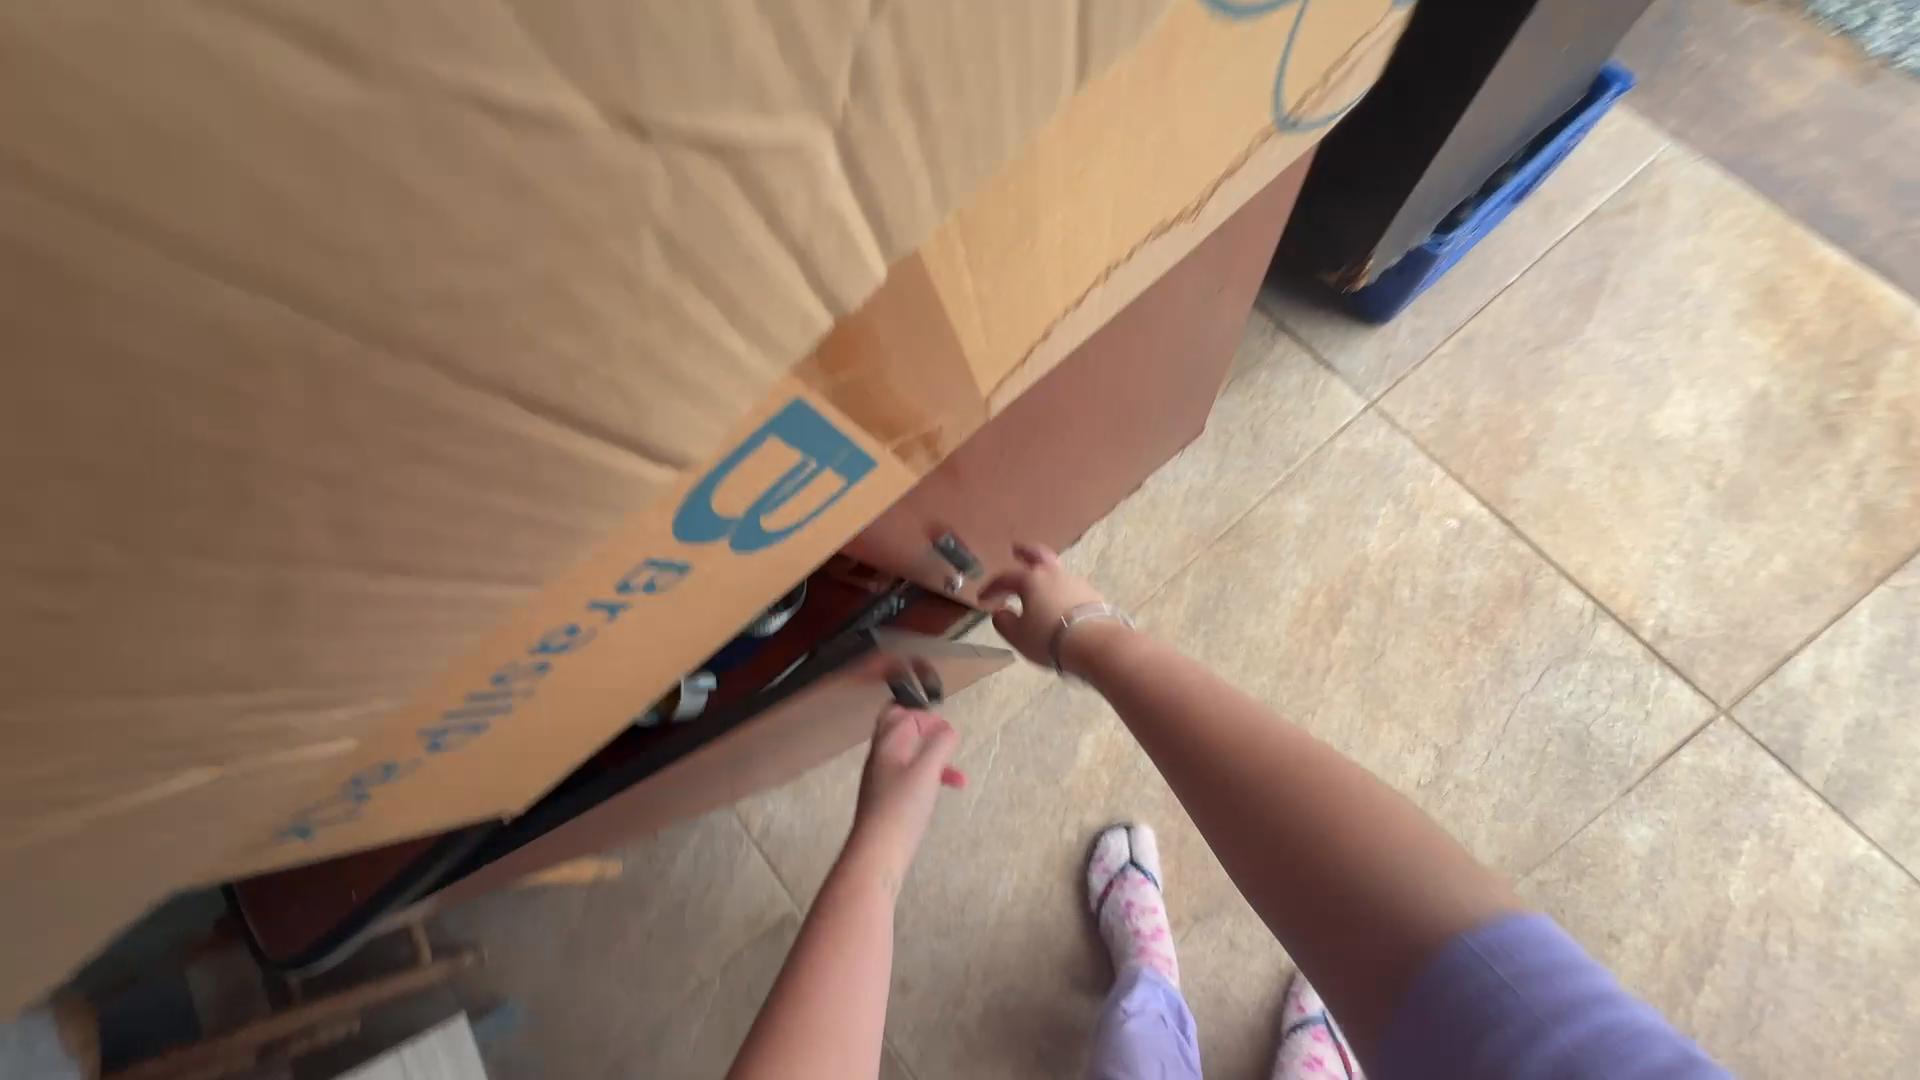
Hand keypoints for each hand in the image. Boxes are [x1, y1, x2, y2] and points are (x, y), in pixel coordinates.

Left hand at [845, 705, 966, 889]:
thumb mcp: (927, 771)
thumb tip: (948, 729)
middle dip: (923, 728)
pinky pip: (909, 776)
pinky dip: (928, 777)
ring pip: (908, 754)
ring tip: (958, 774)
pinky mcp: (887, 798)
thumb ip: (939, 744)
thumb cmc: (902, 806)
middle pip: (897, 728)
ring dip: (933, 758)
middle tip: (944, 736)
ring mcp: (882, 778)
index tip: (948, 731)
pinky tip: (945, 792)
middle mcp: (881, 756)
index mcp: (887, 743)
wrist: (877, 852)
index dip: (926, 716)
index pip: (902, 713)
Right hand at [981, 543, 1117, 672]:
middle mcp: (1053, 575)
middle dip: (1025, 551)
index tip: (982, 599)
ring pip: (1056, 572)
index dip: (992, 588)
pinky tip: (1058, 604)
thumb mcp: (1018, 635)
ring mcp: (1076, 582)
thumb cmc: (1049, 638)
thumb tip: (1000, 612)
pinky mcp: (1093, 596)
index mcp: (1031, 580)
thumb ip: (1004, 622)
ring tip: (1038, 588)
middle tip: (1016, 549)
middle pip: (1037, 555)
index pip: (1005, 578)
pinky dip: (1060, 592)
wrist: (1096, 643)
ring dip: (1044, 576)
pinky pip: (1070, 589)